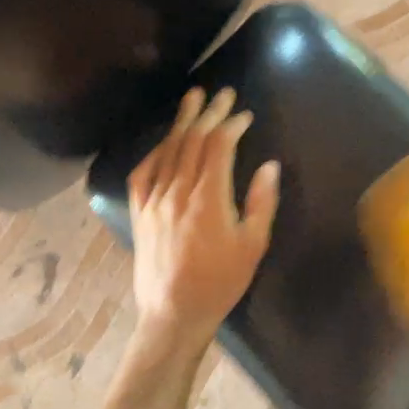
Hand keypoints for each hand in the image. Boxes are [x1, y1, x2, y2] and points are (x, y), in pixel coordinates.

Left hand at [127, 88, 279, 342]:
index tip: (245, 116)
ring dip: (181, 123)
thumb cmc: (220, 283)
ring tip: (192, 99)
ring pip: (167, 151)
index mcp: (208, 199)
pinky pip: (144, 173)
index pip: (218, 147)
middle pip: (192, 141)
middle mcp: (177, 192)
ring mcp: (153, 201)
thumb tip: (269, 166)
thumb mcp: (252, 246)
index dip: (231, 126)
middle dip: (209, 114)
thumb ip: (261, 203)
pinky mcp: (139, 213)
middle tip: (222, 94)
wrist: (173, 314)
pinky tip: (164, 142)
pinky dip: (156, 152)